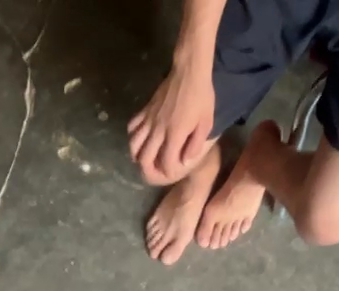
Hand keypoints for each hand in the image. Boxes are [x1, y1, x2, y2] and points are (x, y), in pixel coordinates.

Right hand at [128, 61, 214, 184]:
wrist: (189, 71)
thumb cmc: (201, 97)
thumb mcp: (207, 123)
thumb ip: (196, 145)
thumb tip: (185, 161)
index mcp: (175, 135)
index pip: (166, 163)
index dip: (169, 172)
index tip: (172, 172)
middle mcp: (159, 131)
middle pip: (145, 159)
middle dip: (149, 170)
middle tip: (155, 171)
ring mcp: (149, 121)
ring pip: (134, 146)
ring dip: (137, 156)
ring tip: (143, 158)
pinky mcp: (145, 111)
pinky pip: (132, 127)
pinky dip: (133, 137)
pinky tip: (140, 138)